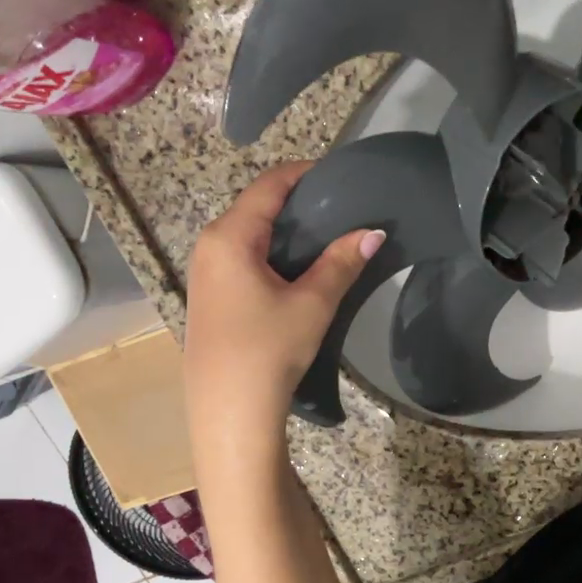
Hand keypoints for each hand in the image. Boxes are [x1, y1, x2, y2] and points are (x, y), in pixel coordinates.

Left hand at [183, 163, 383, 465]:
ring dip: (289, 234)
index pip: (268, 186)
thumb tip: (373, 231)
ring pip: (252, 237)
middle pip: (257, 209)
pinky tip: (303, 273)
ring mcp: (208, 273)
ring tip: (331, 239)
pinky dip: (275, 256)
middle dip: (300, 205)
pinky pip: (246, 260)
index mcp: (229, 237)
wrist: (230, 408)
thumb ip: (342, 262)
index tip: (340, 174)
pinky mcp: (213, 298)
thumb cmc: (268, 348)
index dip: (304, 174)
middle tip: (344, 209)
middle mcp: (210, 246)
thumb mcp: (312, 303)